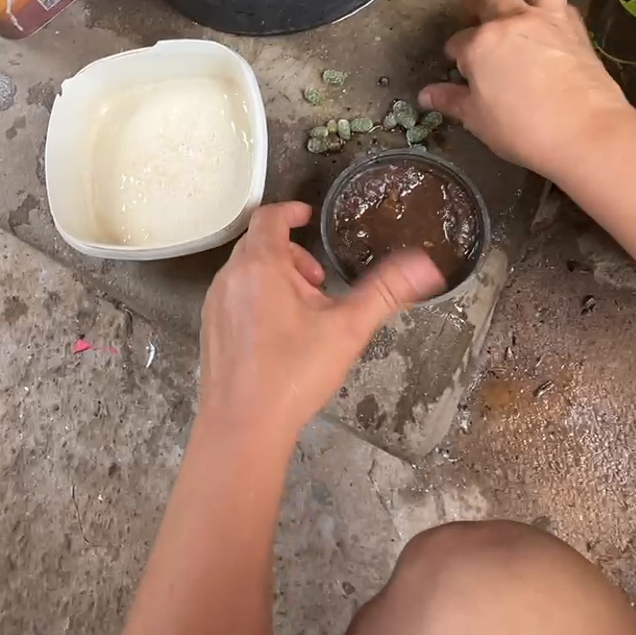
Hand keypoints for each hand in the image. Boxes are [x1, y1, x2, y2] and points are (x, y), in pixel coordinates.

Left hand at [198, 203, 443, 439]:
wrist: (243, 424)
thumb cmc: (294, 372)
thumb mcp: (347, 329)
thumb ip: (385, 291)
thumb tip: (425, 265)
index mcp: (260, 265)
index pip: (269, 217)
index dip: (291, 211)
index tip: (309, 217)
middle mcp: (231, 275)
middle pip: (259, 244)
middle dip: (292, 253)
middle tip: (318, 283)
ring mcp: (215, 301)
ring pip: (246, 270)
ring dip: (275, 277)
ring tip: (303, 312)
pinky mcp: (210, 326)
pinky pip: (234, 294)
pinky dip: (257, 296)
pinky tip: (278, 334)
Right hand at [418, 0, 633, 177]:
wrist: (586, 132)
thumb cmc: (521, 128)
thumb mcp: (476, 119)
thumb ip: (450, 100)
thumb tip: (426, 94)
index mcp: (479, 44)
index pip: (458, 42)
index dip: (455, 54)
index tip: (459, 68)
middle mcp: (510, 22)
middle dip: (477, 5)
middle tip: (476, 20)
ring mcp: (546, 20)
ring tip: (518, 2)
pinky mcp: (576, 28)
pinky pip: (562, 2)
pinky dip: (552, 6)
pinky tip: (547, 24)